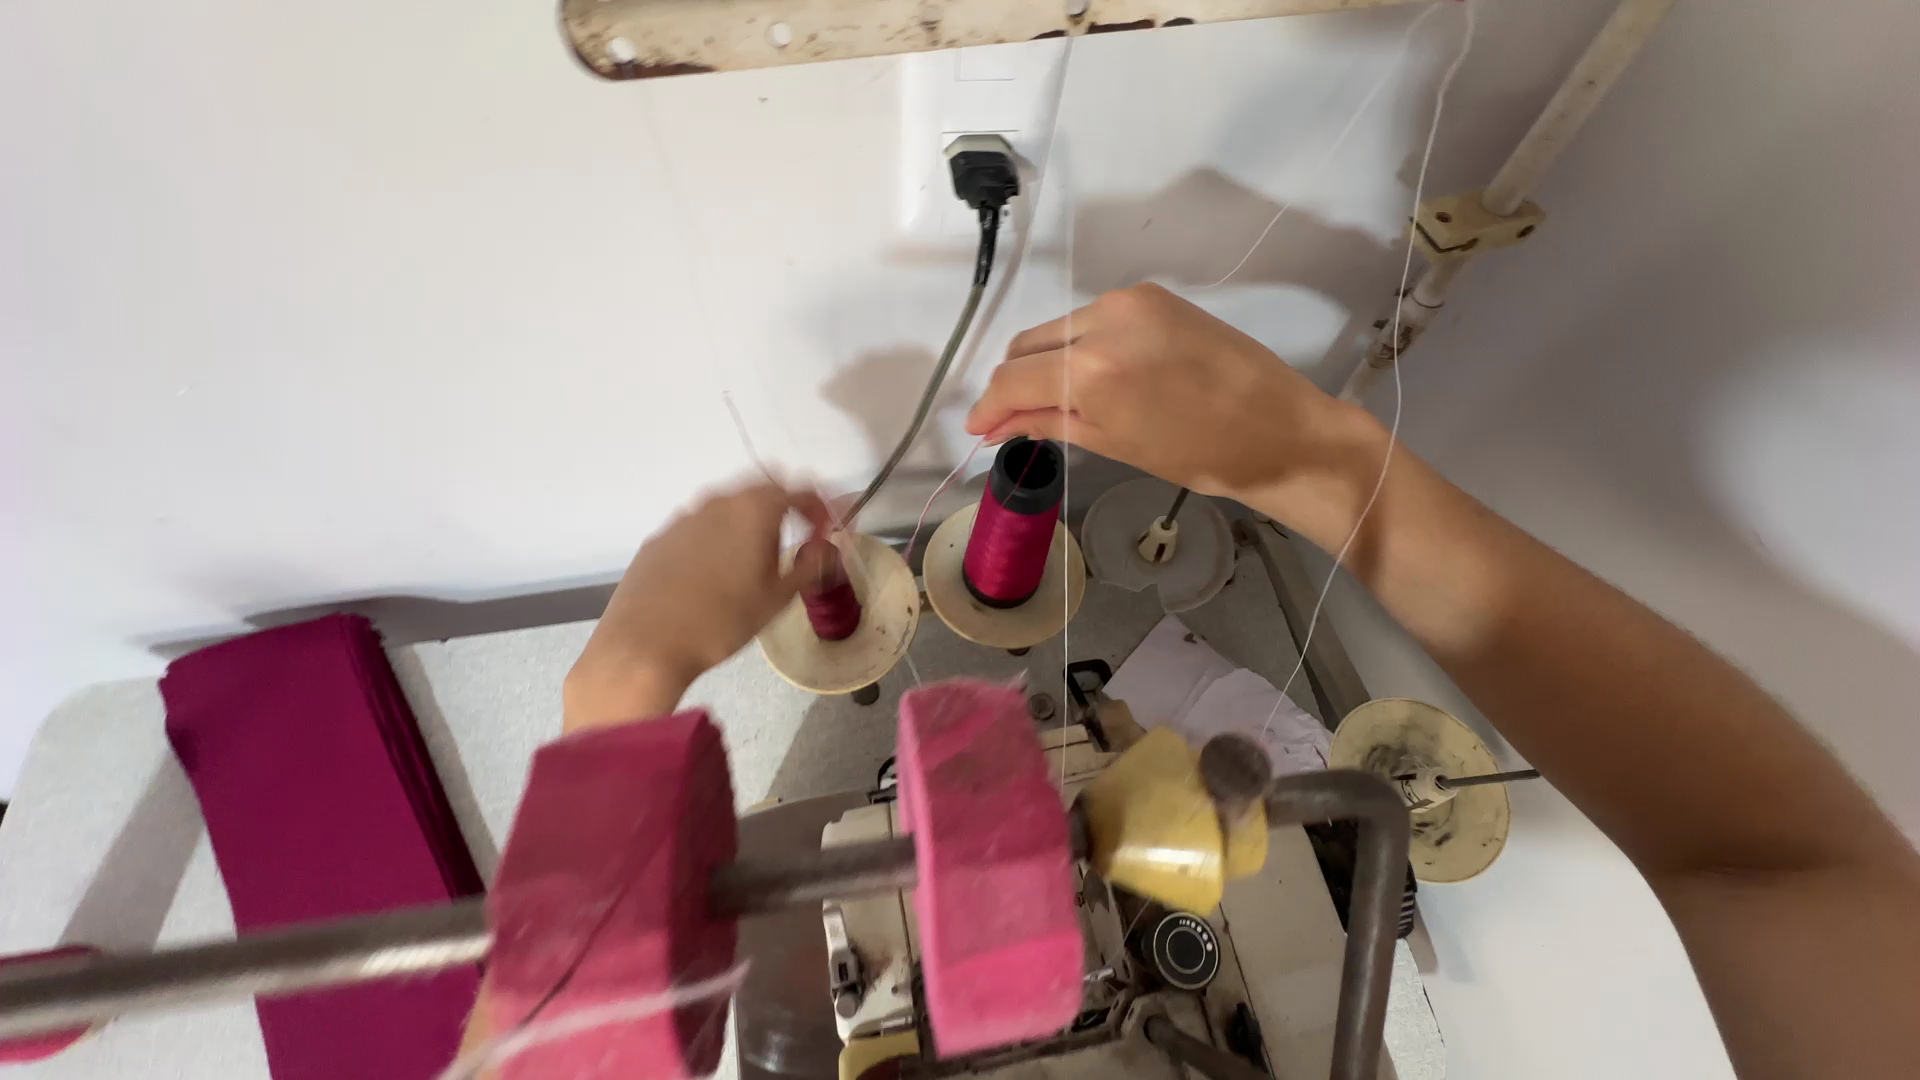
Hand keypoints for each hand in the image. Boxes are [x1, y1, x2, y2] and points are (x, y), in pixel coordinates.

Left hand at [563, 482, 832, 730]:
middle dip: (785, 509)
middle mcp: (718, 502)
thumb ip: (810, 564)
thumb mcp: (779, 597)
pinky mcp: (659, 539)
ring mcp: (683, 518)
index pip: (799, 490)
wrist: (644, 646)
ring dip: (749, 524)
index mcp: (754, 509)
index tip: (827, 531)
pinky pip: (699, 528)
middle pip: (761, 490)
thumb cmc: (723, 621)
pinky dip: (717, 539)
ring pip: (727, 508)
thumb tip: (828, 547)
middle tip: (796, 539)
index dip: (820, 508)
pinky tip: (715, 576)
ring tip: (754, 563)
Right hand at [964, 284, 1387, 549]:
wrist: (1280, 430)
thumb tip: (995, 426)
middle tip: (1013, 420)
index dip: (988, 406)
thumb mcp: (1113, 443)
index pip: (1013, 379)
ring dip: (1045, 363)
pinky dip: (1079, 347)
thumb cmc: (1198, 455)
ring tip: (1056, 402)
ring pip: (1059, 329)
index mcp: (1092, 368)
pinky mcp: (1154, 296)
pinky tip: (1093, 377)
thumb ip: (1047, 423)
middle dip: (1013, 383)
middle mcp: (1104, 319)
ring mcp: (1131, 301)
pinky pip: (1093, 320)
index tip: (978, 429)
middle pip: (1028, 345)